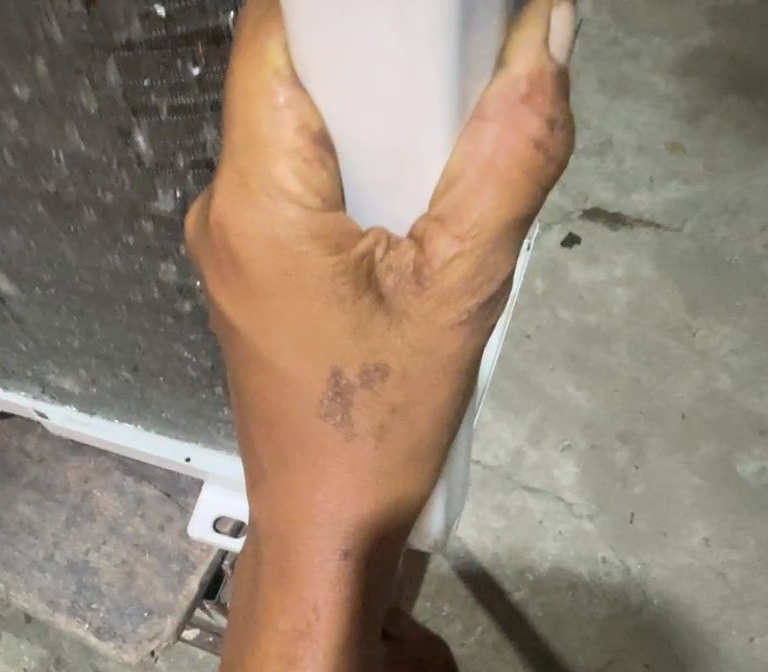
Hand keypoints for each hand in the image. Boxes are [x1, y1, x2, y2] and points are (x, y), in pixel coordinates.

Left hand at [185, 0, 576, 554]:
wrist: (325, 523)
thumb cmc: (374, 432)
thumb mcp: (460, 292)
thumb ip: (509, 154)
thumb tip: (543, 35)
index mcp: (257, 196)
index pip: (279, 24)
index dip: (354, 6)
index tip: (422, 16)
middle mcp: (224, 210)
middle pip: (291, 73)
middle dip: (380, 55)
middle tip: (461, 76)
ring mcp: (231, 245)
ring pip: (298, 131)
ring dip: (375, 120)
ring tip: (446, 154)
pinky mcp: (252, 274)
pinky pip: (298, 187)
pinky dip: (356, 173)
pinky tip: (409, 208)